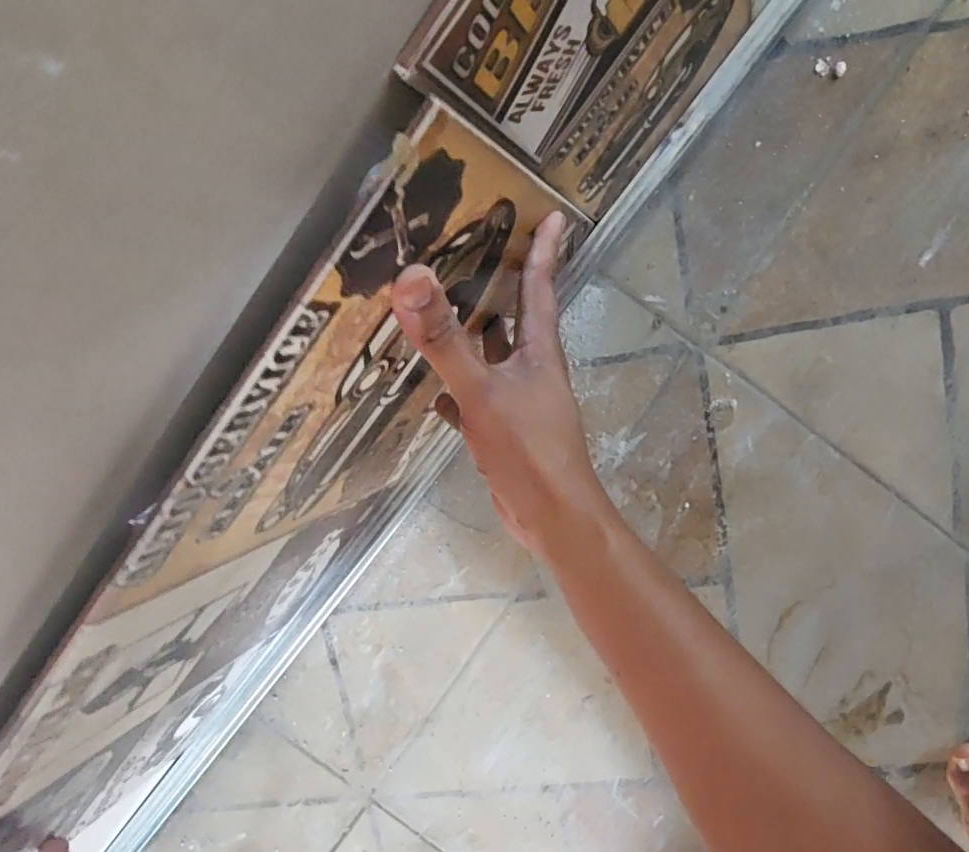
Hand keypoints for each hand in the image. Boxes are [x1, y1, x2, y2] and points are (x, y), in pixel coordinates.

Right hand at [392, 210, 615, 561]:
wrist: (552, 516)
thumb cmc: (528, 450)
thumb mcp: (481, 392)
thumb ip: (446, 341)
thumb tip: (412, 278)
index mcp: (539, 354)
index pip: (540, 290)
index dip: (546, 253)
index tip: (556, 218)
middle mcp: (533, 372)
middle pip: (515, 320)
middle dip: (500, 287)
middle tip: (476, 250)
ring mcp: (520, 404)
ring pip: (493, 359)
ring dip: (472, 338)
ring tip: (440, 310)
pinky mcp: (505, 433)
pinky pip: (477, 399)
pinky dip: (457, 389)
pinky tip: (432, 389)